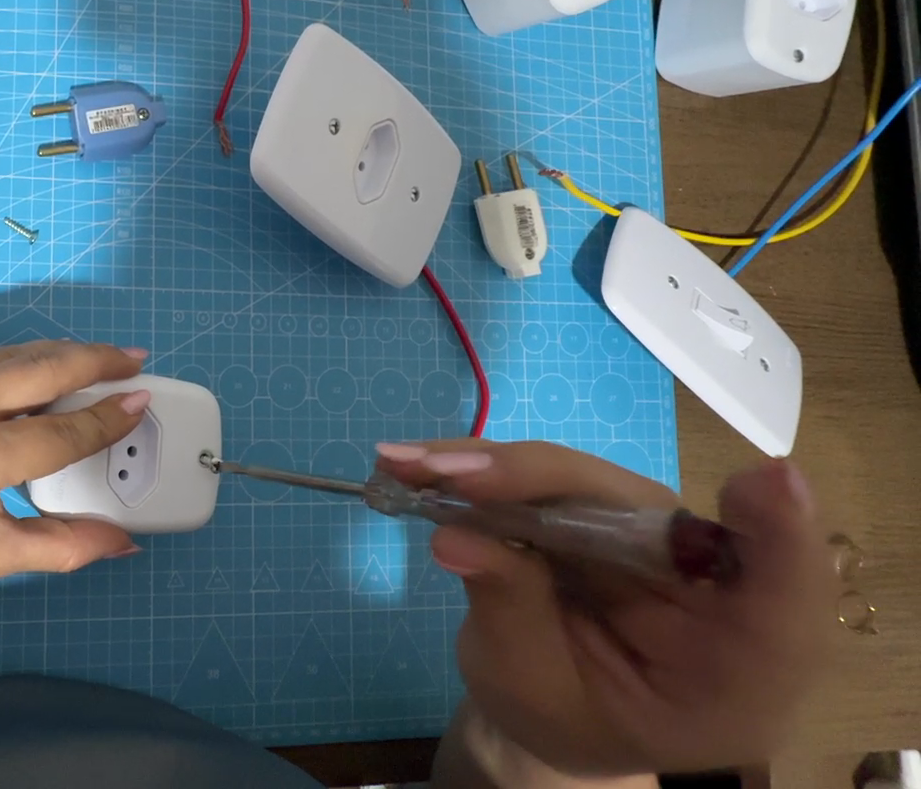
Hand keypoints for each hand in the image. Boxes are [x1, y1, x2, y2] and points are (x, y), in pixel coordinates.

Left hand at [0, 341, 150, 599]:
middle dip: (96, 358)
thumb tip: (124, 542)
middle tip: (133, 357)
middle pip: (45, 366)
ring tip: (96, 360)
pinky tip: (36, 374)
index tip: (140, 400)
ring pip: (13, 354)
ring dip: (58, 355)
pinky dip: (16, 363)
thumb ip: (63, 545)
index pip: (63, 431)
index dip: (108, 417)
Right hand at [376, 440, 827, 778]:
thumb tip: (454, 538)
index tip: (765, 479)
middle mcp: (693, 579)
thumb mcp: (533, 689)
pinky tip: (412, 462)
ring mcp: (635, 536)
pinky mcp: (585, 511)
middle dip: (535, 478)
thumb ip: (510, 616)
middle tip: (448, 473)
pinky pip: (529, 478)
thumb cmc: (564, 721)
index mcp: (727, 659)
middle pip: (631, 507)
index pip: (779, 598)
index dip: (776, 537)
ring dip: (483, 464)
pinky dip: (468, 468)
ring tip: (402, 461)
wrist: (549, 712)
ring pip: (570, 477)